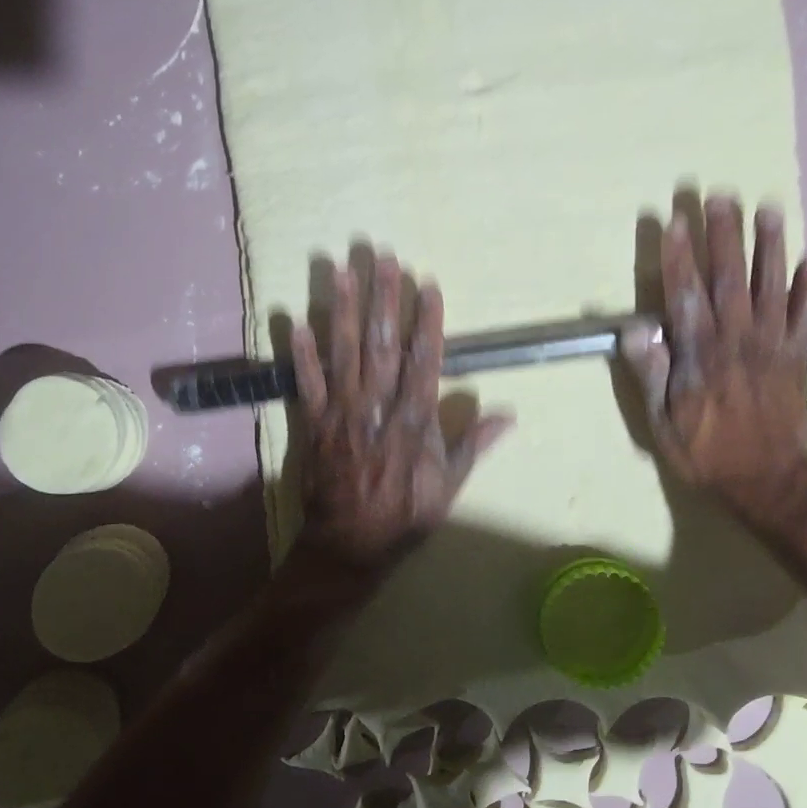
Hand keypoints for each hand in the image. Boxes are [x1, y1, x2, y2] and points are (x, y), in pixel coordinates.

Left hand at [285, 253, 512, 587]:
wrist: (349, 547)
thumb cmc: (404, 517)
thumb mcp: (449, 488)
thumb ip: (473, 447)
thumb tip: (507, 414)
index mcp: (414, 423)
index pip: (425, 362)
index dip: (427, 322)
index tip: (429, 285)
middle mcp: (378, 410)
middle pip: (383, 347)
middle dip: (385, 301)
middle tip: (385, 259)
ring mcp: (343, 416)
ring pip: (345, 355)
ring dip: (344, 311)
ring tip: (343, 270)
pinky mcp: (314, 425)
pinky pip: (307, 385)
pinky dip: (302, 355)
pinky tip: (299, 320)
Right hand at [621, 196, 806, 533]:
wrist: (769, 482)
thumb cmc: (706, 454)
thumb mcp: (662, 424)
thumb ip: (650, 374)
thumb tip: (634, 328)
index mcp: (700, 356)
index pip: (686, 296)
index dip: (680, 258)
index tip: (676, 222)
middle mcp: (737, 340)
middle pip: (730, 279)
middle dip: (724, 236)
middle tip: (721, 196)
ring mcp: (773, 346)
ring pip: (771, 287)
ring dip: (770, 247)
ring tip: (769, 210)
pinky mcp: (799, 357)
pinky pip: (806, 316)